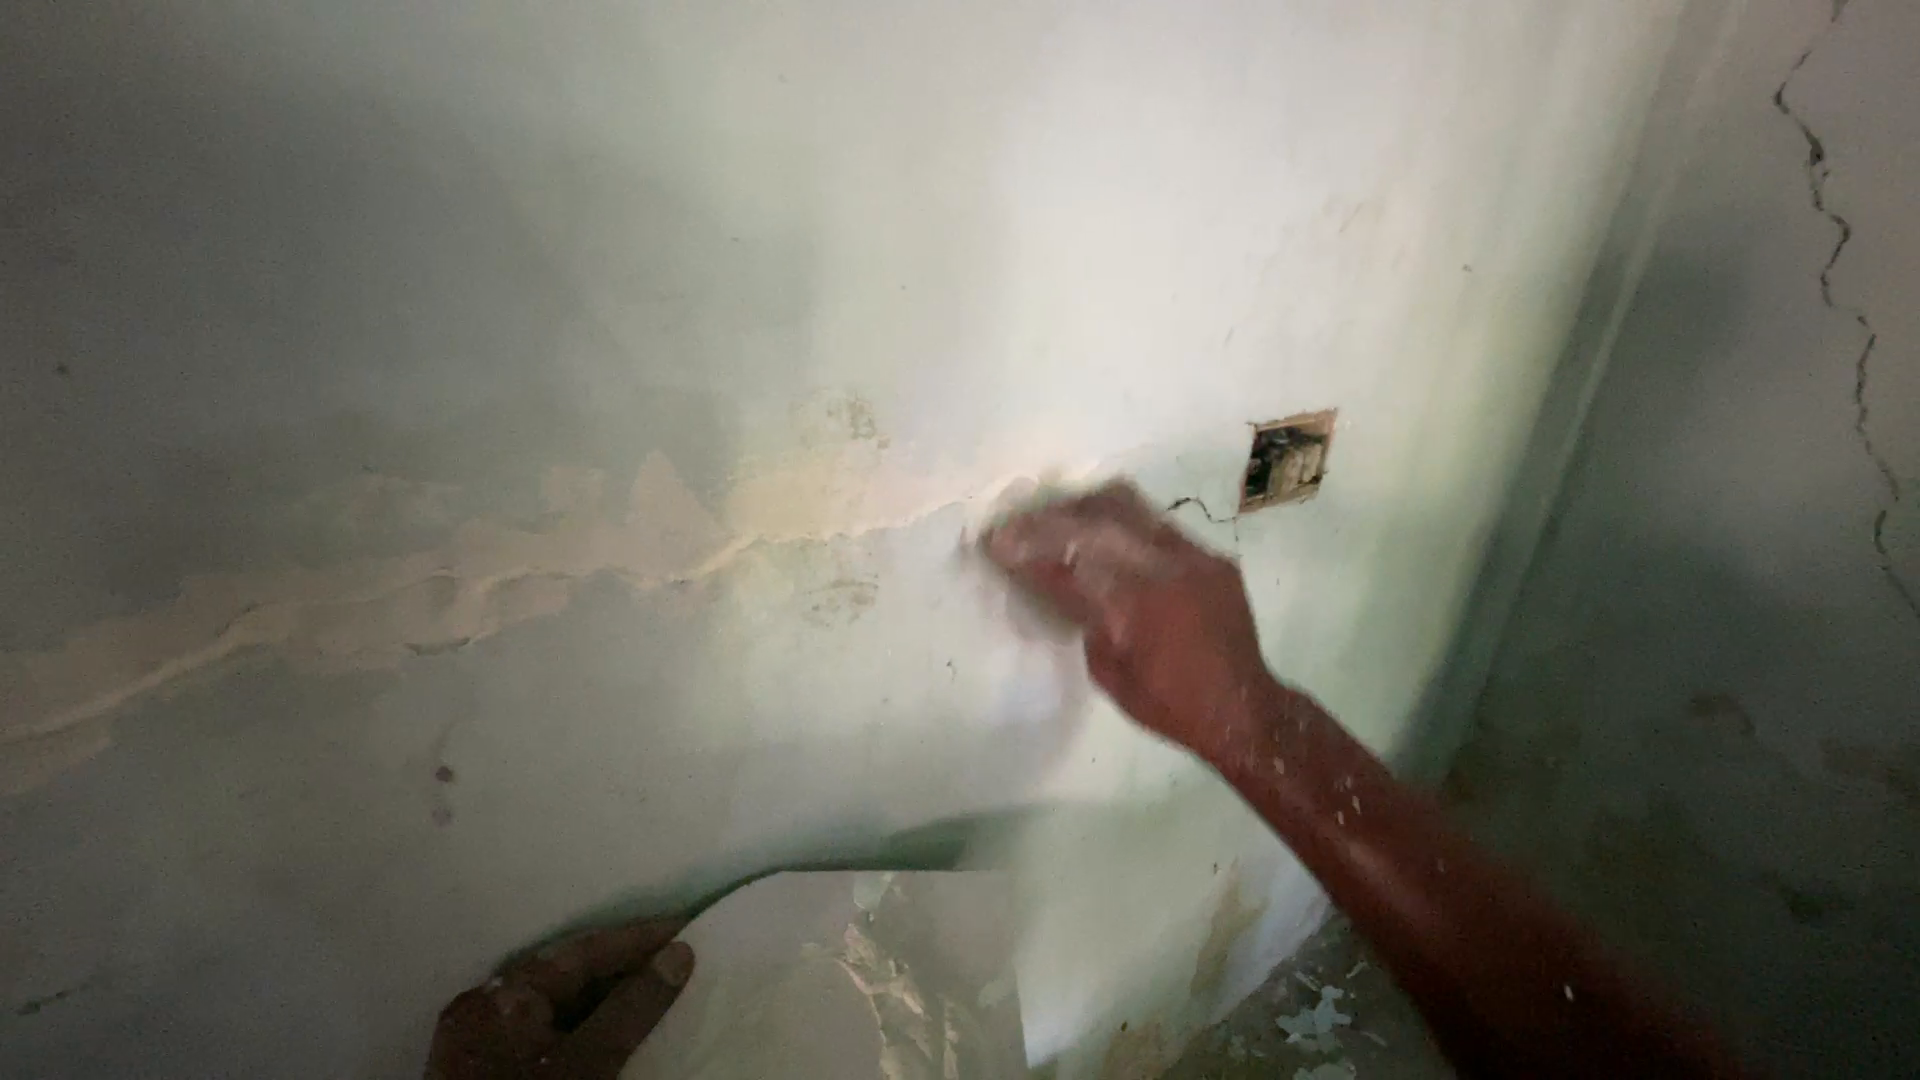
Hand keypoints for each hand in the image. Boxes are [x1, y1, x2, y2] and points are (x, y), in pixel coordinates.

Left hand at [426, 918, 693, 1079]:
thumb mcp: (587, 1065)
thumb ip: (633, 1006)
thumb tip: (680, 953)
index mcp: (501, 997)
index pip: (582, 950)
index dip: (639, 938)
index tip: (686, 931)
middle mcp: (486, 1012)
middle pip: (572, 974)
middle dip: (627, 968)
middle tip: (679, 962)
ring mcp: (486, 1048)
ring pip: (564, 1006)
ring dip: (612, 999)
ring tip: (661, 994)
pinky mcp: (495, 1075)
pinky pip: (552, 1034)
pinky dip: (591, 1029)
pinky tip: (624, 1034)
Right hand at [982, 481, 1273, 765]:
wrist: (1244, 707)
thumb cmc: (1169, 706)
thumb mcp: (1108, 673)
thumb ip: (1085, 620)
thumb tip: (1061, 585)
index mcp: (1137, 608)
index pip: (1069, 564)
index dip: (1027, 550)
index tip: (995, 542)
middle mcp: (1167, 570)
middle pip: (1094, 521)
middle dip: (1047, 519)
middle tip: (1016, 523)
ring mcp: (1193, 556)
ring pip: (1128, 507)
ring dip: (1082, 507)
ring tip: (1053, 513)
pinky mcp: (1209, 554)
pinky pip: (1155, 522)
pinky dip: (1119, 520)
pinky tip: (1098, 528)